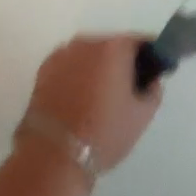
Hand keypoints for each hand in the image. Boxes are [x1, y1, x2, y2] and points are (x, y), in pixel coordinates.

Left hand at [26, 35, 162, 171]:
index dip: (150, 55)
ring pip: (88, 57)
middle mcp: (85, 42)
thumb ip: (153, 90)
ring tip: (99, 99)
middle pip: (111, 47)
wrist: (53, 153)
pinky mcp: (42, 70)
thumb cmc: (103, 132)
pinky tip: (77, 101)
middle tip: (126, 91)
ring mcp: (61, 54)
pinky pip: (69, 66)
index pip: (139, 42)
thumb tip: (150, 80)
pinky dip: (76, 76)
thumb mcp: (141, 116)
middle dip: (121, 63)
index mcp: (113, 48)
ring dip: (96, 69)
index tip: (153, 72)